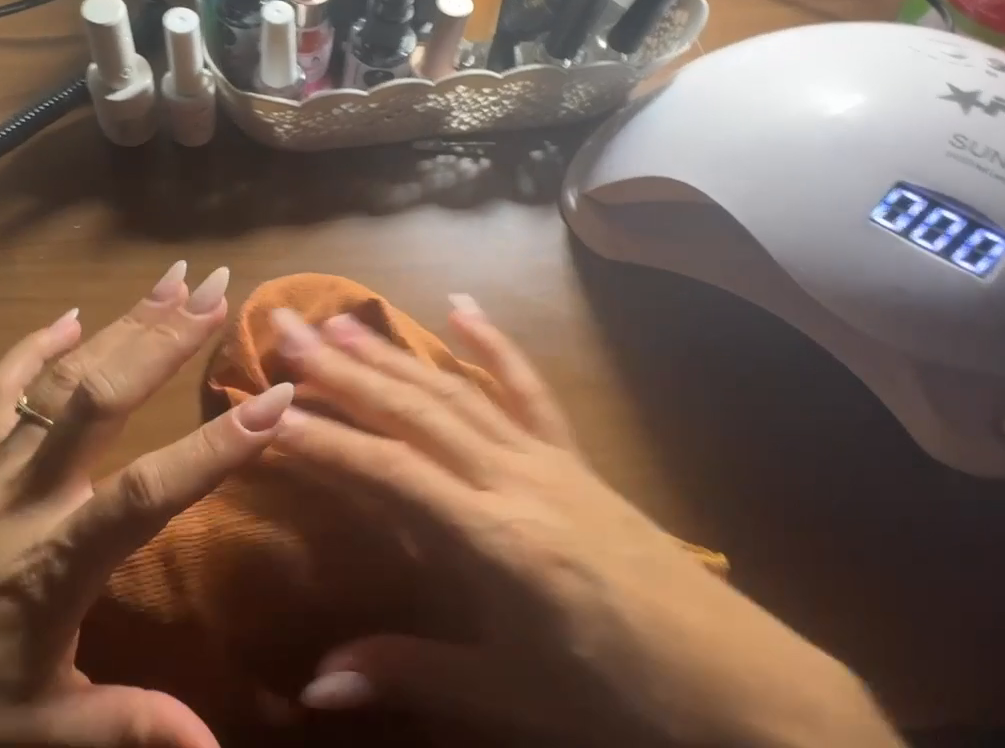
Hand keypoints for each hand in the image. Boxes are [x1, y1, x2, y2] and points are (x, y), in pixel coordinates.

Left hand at [0, 262, 291, 747]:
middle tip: (218, 289)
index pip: (148, 492)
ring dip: (121, 324)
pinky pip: (0, 388)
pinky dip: (36, 346)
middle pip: (102, 397)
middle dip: (164, 339)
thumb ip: (129, 725)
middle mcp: (29, 493)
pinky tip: (70, 314)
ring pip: (63, 379)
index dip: (213, 448)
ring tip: (173, 278)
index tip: (273, 402)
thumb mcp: (39, 726)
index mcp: (57, 559)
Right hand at [270, 297, 901, 747]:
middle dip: (342, 369)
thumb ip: (408, 672)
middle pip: (413, 411)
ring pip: (455, 392)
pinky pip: (527, 391)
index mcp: (496, 540)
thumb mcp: (507, 694)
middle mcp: (515, 480)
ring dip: (393, 352)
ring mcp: (547, 461)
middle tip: (285, 329)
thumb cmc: (617, 696)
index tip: (263, 409)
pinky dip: (492, 347)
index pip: (388, 473)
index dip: (322, 440)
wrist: (741, 687)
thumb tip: (314, 681)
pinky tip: (460, 308)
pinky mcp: (574, 459)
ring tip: (338, 317)